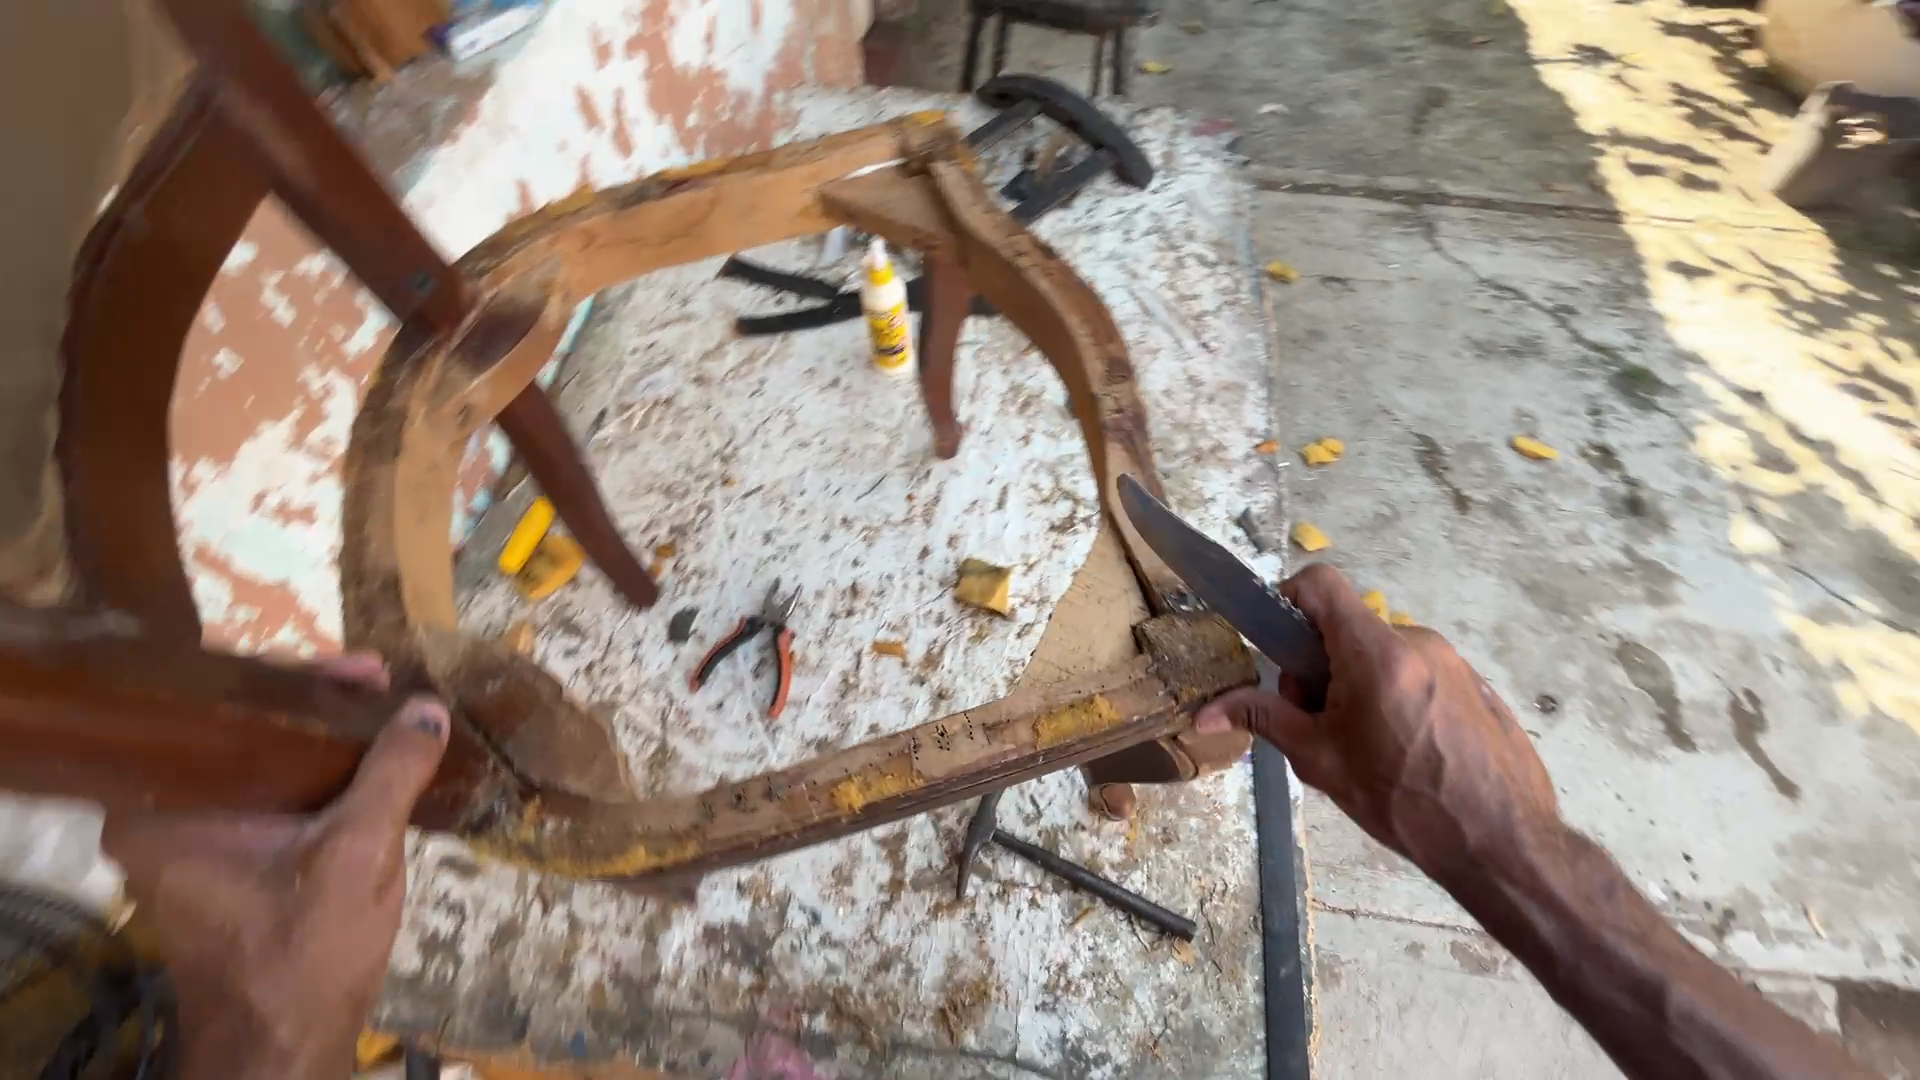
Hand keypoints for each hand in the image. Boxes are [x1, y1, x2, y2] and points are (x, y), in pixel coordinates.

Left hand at [102, 655, 448, 1079]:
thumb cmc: (304, 947)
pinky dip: (337, 768)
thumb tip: (429, 706)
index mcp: (166, 811)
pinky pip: (291, 789)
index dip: (296, 680)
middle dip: (323, 702)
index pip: (222, 714)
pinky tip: (384, 754)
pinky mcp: (247, 855)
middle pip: (249, 732)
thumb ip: (393, 772)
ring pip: (275, 759)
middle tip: (385, 680)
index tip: (366, 668)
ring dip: (336, 734)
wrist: (291, 1038)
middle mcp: (174, 816)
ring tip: (392, 705)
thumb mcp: (358, 852)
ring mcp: (211, 837)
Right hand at [1195, 564, 1560, 883]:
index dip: (1288, 599)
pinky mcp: (1477, 685)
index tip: (1280, 645)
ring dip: (1357, 683)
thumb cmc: (1402, 800)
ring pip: (1381, 653)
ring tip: (1364, 743)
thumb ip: (1261, 719)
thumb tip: (1202, 714)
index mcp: (1374, 652)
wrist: (1507, 848)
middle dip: (1318, 666)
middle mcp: (1417, 642)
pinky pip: (1418, 672)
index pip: (1320, 584)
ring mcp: (1454, 662)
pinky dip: (1395, 696)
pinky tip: (1405, 749)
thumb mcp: (1319, 759)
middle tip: (1319, 722)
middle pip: (1346, 628)